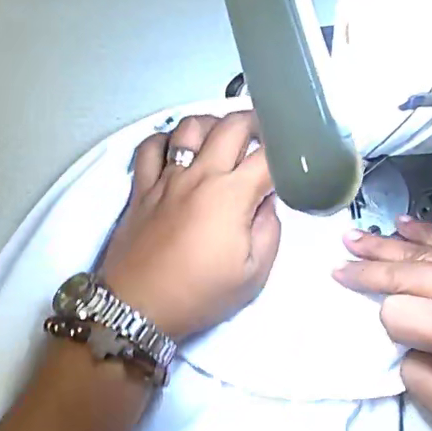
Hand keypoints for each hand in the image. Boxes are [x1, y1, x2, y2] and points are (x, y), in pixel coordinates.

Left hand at [98, 111, 280, 342]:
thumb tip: (267, 202)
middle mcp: (200, 175)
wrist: (137, 308)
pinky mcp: (141, 187)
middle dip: (256, 122)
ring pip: (190, 126)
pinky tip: (179, 149)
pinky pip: (151, 146)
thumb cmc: (200, 294)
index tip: (294, 156)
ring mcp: (167, 177)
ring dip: (213, 123)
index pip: (268, 157)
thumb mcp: (254, 273)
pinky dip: (167, 139)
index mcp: (231, 194)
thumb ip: (269, 230)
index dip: (286, 151)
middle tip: (266, 133)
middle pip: (232, 126)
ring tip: (224, 135)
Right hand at [334, 217, 431, 430]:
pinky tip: (405, 224)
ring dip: (391, 245)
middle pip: (413, 270)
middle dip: (372, 268)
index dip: (392, 329)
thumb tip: (407, 347)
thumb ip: (426, 384)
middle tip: (337, 262)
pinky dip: (430, 235)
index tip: (402, 346)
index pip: (404, 315)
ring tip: (355, 237)